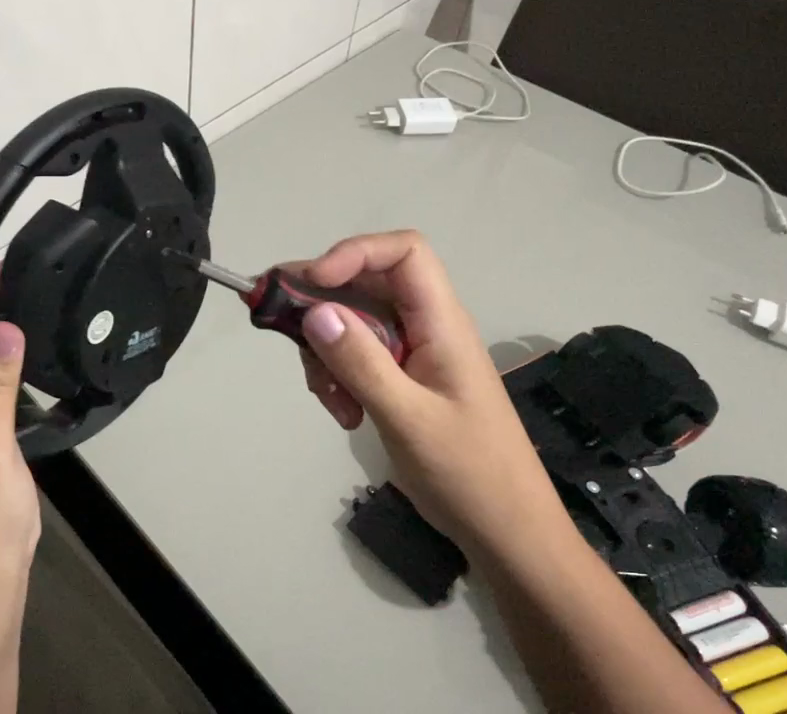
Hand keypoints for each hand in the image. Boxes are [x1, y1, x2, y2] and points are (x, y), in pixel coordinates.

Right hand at [291, 231, 572, 561]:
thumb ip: (362, 363)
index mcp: (442, 323)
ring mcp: (413, 353)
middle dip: (320, 303)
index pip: (404, 252)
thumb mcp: (410, 420)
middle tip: (278, 326)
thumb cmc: (470, 474)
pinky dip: (336, 376)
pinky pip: (355, 356)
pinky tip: (344, 413)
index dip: (354, 253)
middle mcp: (426, 327)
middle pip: (365, 283)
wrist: (508, 534)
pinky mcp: (401, 379)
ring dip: (325, 350)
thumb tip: (314, 311)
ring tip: (327, 395)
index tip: (312, 284)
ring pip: (352, 321)